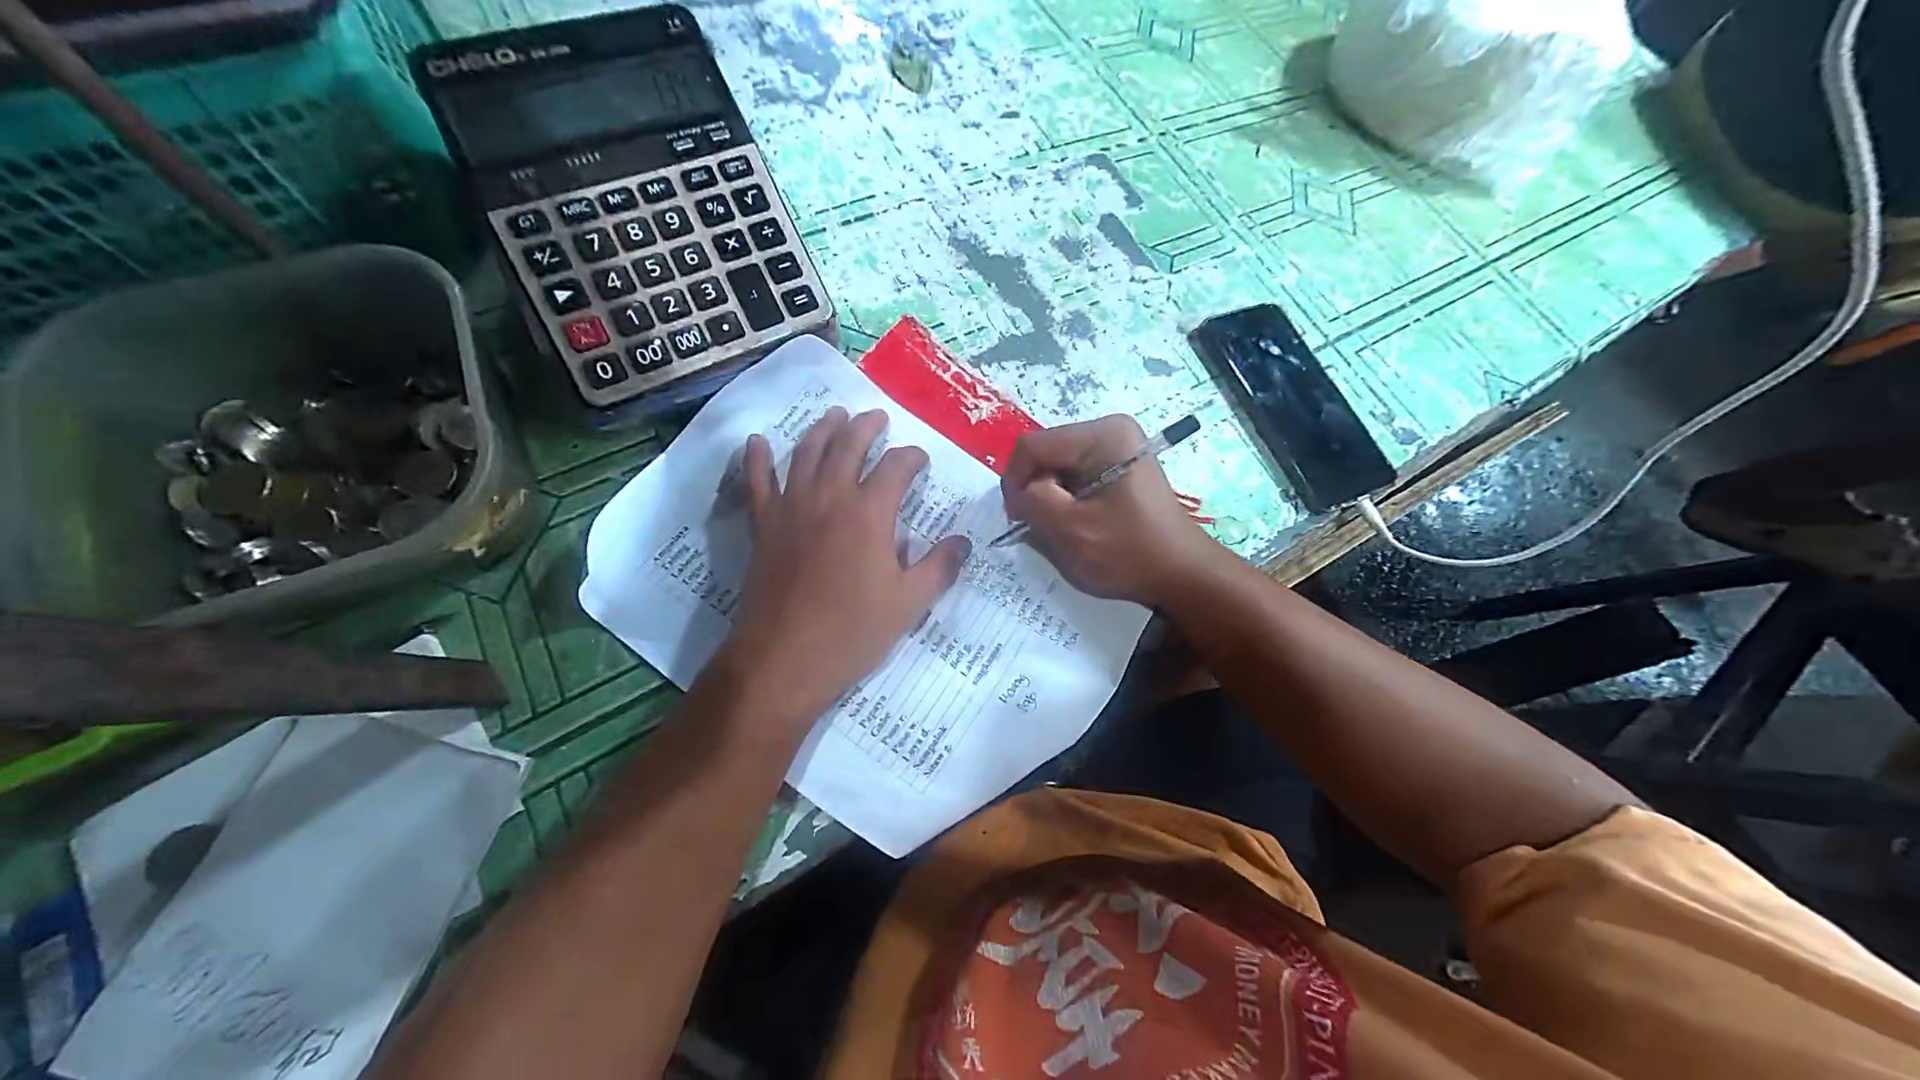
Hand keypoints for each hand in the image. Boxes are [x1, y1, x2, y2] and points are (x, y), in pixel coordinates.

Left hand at [716, 407, 971, 728]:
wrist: (783, 660)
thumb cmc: (852, 633)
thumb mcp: (909, 603)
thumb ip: (939, 567)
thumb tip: (963, 542)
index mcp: (870, 514)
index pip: (895, 467)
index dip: (911, 458)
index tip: (919, 460)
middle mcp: (829, 498)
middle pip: (848, 446)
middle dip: (866, 427)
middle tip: (877, 418)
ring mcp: (790, 509)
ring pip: (806, 454)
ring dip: (822, 430)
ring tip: (835, 416)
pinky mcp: (762, 526)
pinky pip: (757, 482)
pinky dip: (756, 459)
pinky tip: (756, 441)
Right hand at [1001, 415, 1219, 605]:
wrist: (1183, 574)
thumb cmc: (1129, 554)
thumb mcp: (1070, 531)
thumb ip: (1032, 502)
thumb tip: (1021, 493)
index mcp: (1102, 435)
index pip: (1031, 447)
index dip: (1015, 483)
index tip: (1018, 520)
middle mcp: (1110, 430)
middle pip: (1045, 454)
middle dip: (1035, 491)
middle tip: (1041, 528)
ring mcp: (1116, 447)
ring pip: (1057, 467)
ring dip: (1051, 499)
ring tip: (1064, 530)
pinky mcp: (1119, 466)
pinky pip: (1075, 476)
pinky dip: (1067, 501)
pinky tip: (1080, 525)